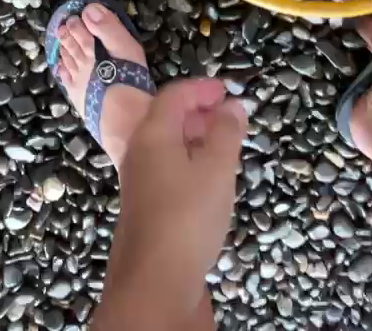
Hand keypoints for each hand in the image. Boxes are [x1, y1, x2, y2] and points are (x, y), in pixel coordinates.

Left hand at [107, 79, 245, 291]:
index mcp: (152, 133)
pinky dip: (189, 161)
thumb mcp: (216, 170)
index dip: (201, 88)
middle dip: (199, 111)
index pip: (174, 95)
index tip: (227, 90)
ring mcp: (139, 179)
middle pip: (167, 117)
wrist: (153, 283)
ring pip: (167, 144)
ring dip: (195, 138)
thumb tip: (233, 104)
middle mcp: (140, 150)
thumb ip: (226, 133)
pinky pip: (167, 167)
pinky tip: (209, 181)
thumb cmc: (186, 217)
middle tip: (229, 117)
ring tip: (225, 148)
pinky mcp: (145, 204)